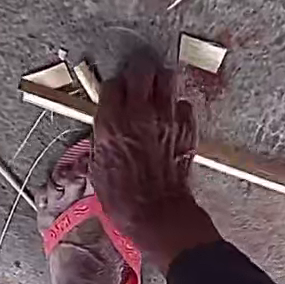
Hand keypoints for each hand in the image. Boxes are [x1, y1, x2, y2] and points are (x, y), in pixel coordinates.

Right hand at [91, 53, 220, 270]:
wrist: (157, 214)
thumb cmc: (126, 199)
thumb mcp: (98, 168)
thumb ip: (102, 139)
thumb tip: (104, 129)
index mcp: (112, 123)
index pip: (112, 84)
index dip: (114, 88)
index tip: (115, 95)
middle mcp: (139, 114)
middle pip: (142, 69)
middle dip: (138, 73)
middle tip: (137, 82)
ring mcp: (166, 119)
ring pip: (167, 78)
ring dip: (160, 83)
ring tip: (155, 93)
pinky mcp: (186, 128)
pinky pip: (184, 103)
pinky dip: (177, 107)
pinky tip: (170, 118)